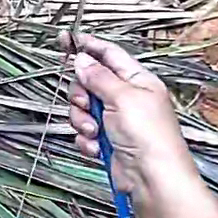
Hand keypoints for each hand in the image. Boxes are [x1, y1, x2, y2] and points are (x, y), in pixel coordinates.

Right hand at [60, 31, 194, 194]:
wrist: (151, 178)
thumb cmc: (150, 137)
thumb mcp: (123, 97)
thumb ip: (98, 76)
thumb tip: (81, 59)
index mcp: (137, 80)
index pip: (108, 54)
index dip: (88, 46)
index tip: (66, 39)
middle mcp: (125, 97)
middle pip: (88, 83)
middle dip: (81, 95)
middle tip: (87, 104)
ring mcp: (114, 119)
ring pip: (81, 110)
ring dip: (82, 121)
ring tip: (96, 132)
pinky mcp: (106, 140)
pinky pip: (82, 132)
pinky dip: (86, 140)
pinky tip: (98, 147)